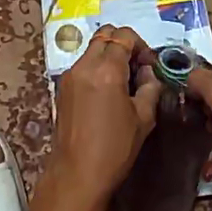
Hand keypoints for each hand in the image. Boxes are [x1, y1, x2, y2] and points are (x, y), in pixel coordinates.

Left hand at [51, 26, 161, 202]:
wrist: (76, 175)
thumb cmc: (114, 148)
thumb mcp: (143, 117)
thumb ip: (149, 86)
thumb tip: (147, 71)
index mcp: (106, 70)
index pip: (124, 36)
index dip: (140, 45)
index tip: (149, 65)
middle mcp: (84, 66)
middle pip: (105, 35)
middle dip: (123, 45)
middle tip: (136, 68)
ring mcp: (69, 76)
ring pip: (92, 49)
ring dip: (109, 56)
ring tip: (123, 82)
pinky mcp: (61, 88)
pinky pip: (83, 65)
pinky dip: (97, 68)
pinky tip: (107, 93)